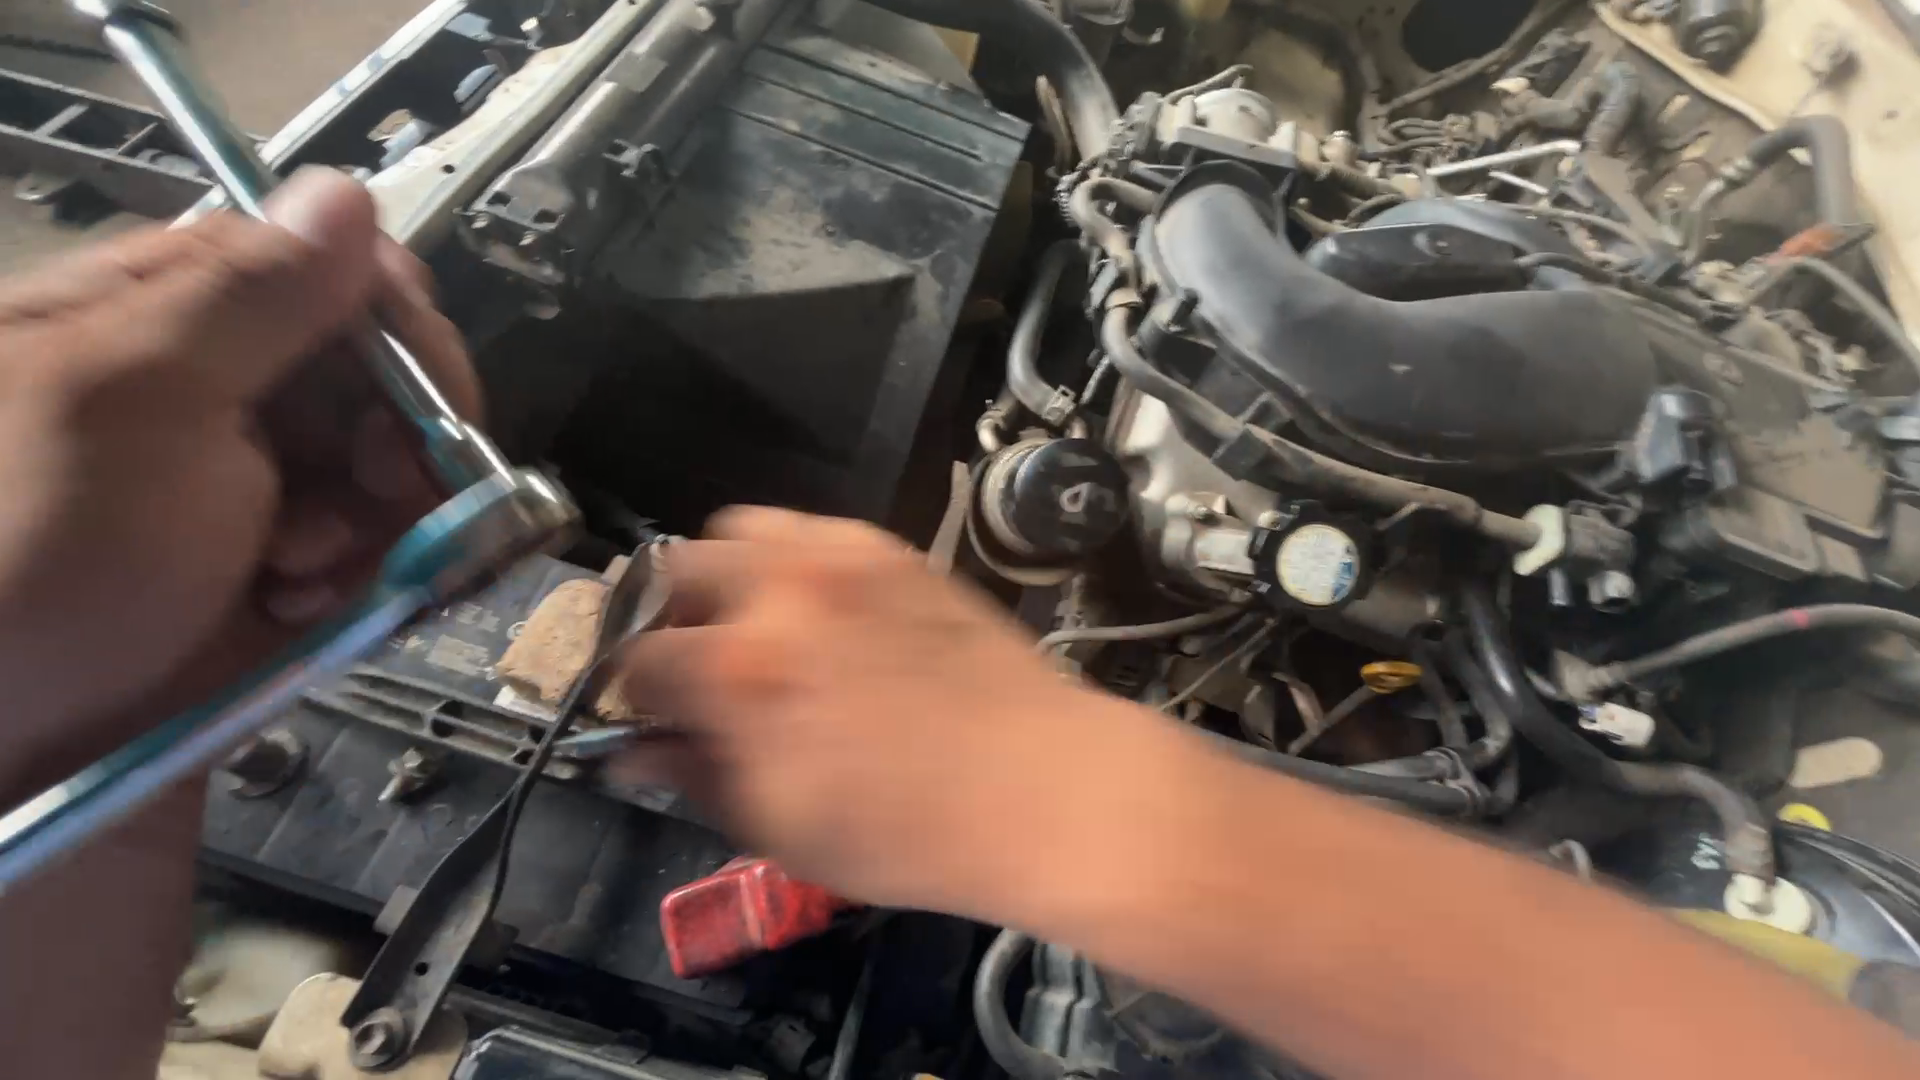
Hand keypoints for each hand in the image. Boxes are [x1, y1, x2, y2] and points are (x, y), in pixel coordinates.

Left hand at [0, 167, 477, 799]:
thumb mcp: (129, 403)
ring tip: (308, 568)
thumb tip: (351, 190)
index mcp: (183, 315)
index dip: (412, 336)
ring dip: (387, 523)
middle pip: (399, 379)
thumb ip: (248, 298)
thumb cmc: (29, 555)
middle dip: (406, 446)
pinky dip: (375, 570)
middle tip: (372, 497)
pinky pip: (396, 535)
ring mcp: (281, 472)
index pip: (352, 278)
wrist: (1, 743)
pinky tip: (307, 595)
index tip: (435, 408)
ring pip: (410, 466)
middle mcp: (244, 384)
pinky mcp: (310, 545)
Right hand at [614, 507, 1178, 915]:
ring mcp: (842, 558)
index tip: (649, 712)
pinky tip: (816, 605)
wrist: (1041, 784)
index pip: (637, 661)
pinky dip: (791, 559)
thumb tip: (638, 750)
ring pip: (739, 530)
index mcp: (741, 671)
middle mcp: (782, 592)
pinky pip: (812, 530)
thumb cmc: (911, 832)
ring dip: (727, 576)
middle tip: (697, 665)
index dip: (631, 694)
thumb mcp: (782, 829)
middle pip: (672, 573)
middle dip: (668, 621)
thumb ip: (696, 777)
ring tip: (753, 624)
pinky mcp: (893, 550)